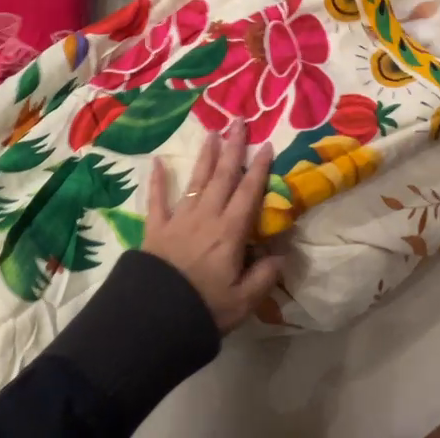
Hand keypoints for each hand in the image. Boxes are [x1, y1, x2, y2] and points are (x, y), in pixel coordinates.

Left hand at [143, 121, 284, 332]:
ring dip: (205, 156)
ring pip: (196, 180)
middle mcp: (206, 216)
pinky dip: (157, 180)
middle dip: (233, 148)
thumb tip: (283, 254)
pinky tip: (157, 161)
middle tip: (238, 122)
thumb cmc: (204, 309)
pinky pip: (157, 199)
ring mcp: (179, 219)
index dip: (259, 168)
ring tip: (212, 132)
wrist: (156, 318)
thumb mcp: (243, 301)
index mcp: (230, 232)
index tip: (266, 145)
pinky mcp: (156, 228)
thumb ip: (264, 276)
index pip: (248, 193)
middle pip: (223, 176)